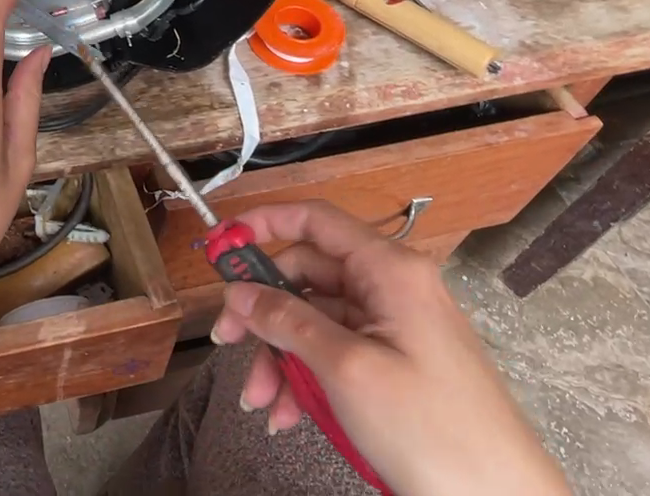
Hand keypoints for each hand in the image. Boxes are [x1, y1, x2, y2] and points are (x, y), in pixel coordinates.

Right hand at [210, 201, 567, 495]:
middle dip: (263, 313)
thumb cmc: (430, 429)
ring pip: (313, 321)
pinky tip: (285, 416)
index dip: (263, 222)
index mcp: (388, 270)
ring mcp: (392, 328)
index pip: (315, 220)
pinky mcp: (393, 365)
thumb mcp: (346, 369)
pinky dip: (304, 379)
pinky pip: (333, 354)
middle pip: (305, 277)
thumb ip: (286, 320)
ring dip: (279, 356)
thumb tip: (237, 291)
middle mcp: (390, 288)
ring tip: (258, 402)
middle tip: (227, 342)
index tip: (219, 244)